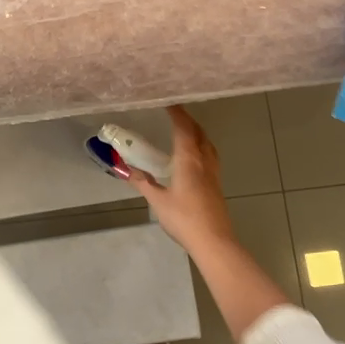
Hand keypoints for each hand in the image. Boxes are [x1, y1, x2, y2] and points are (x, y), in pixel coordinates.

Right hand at [126, 106, 237, 256]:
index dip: (176, 113)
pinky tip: (193, 157)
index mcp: (189, 160)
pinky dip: (200, 146)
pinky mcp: (217, 184)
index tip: (167, 101)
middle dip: (187, 120)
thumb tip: (127, 170)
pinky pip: (209, 156)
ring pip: (207, 144)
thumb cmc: (184, 219)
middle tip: (173, 114)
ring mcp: (213, 173)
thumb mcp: (158, 201)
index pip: (183, 128)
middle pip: (198, 133)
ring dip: (196, 133)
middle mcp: (204, 161)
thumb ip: (144, 183)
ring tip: (184, 131)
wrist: (214, 241)